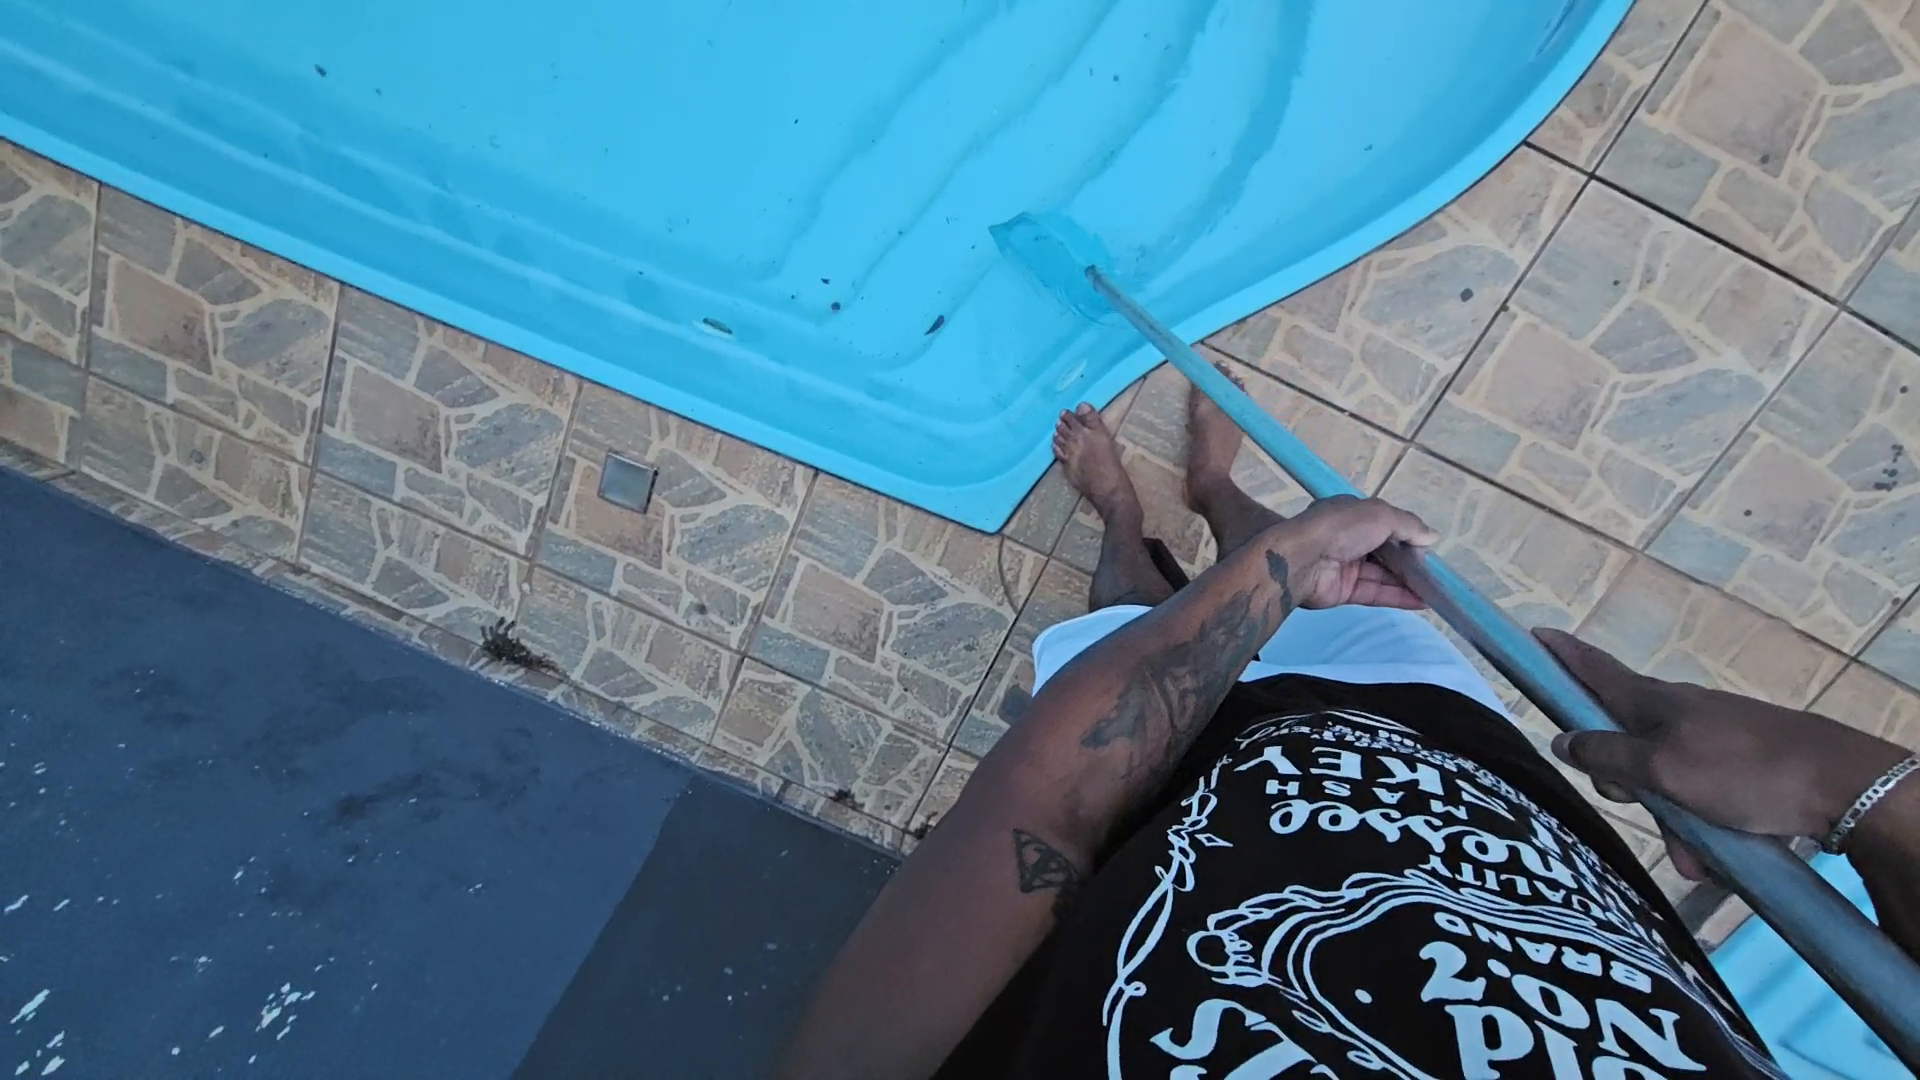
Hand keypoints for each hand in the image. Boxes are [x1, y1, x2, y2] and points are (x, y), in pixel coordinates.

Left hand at [1267, 496, 1437, 610]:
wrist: (1300, 560)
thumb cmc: (1340, 528)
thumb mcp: (1380, 514)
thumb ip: (1408, 525)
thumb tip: (1431, 537)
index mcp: (1350, 515)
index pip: (1384, 524)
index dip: (1406, 535)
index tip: (1424, 546)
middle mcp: (1346, 539)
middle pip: (1384, 552)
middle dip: (1409, 561)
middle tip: (1432, 572)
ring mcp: (1344, 566)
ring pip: (1382, 574)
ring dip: (1408, 582)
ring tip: (1435, 590)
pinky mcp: (1342, 590)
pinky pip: (1375, 593)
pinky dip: (1398, 597)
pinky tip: (1423, 602)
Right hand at [1536, 627, 1908, 877]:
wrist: (1861, 793)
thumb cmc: (1745, 771)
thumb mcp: (1659, 769)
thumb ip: (1604, 754)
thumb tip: (1562, 741)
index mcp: (1650, 702)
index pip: (1592, 668)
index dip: (1561, 653)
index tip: (1536, 634)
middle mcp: (1678, 712)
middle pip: (1622, 736)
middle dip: (1619, 775)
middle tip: (1629, 802)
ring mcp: (1717, 737)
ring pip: (1667, 774)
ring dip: (1669, 815)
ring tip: (1692, 854)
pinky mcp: (1751, 764)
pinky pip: (1706, 793)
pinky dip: (1705, 823)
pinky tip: (1718, 856)